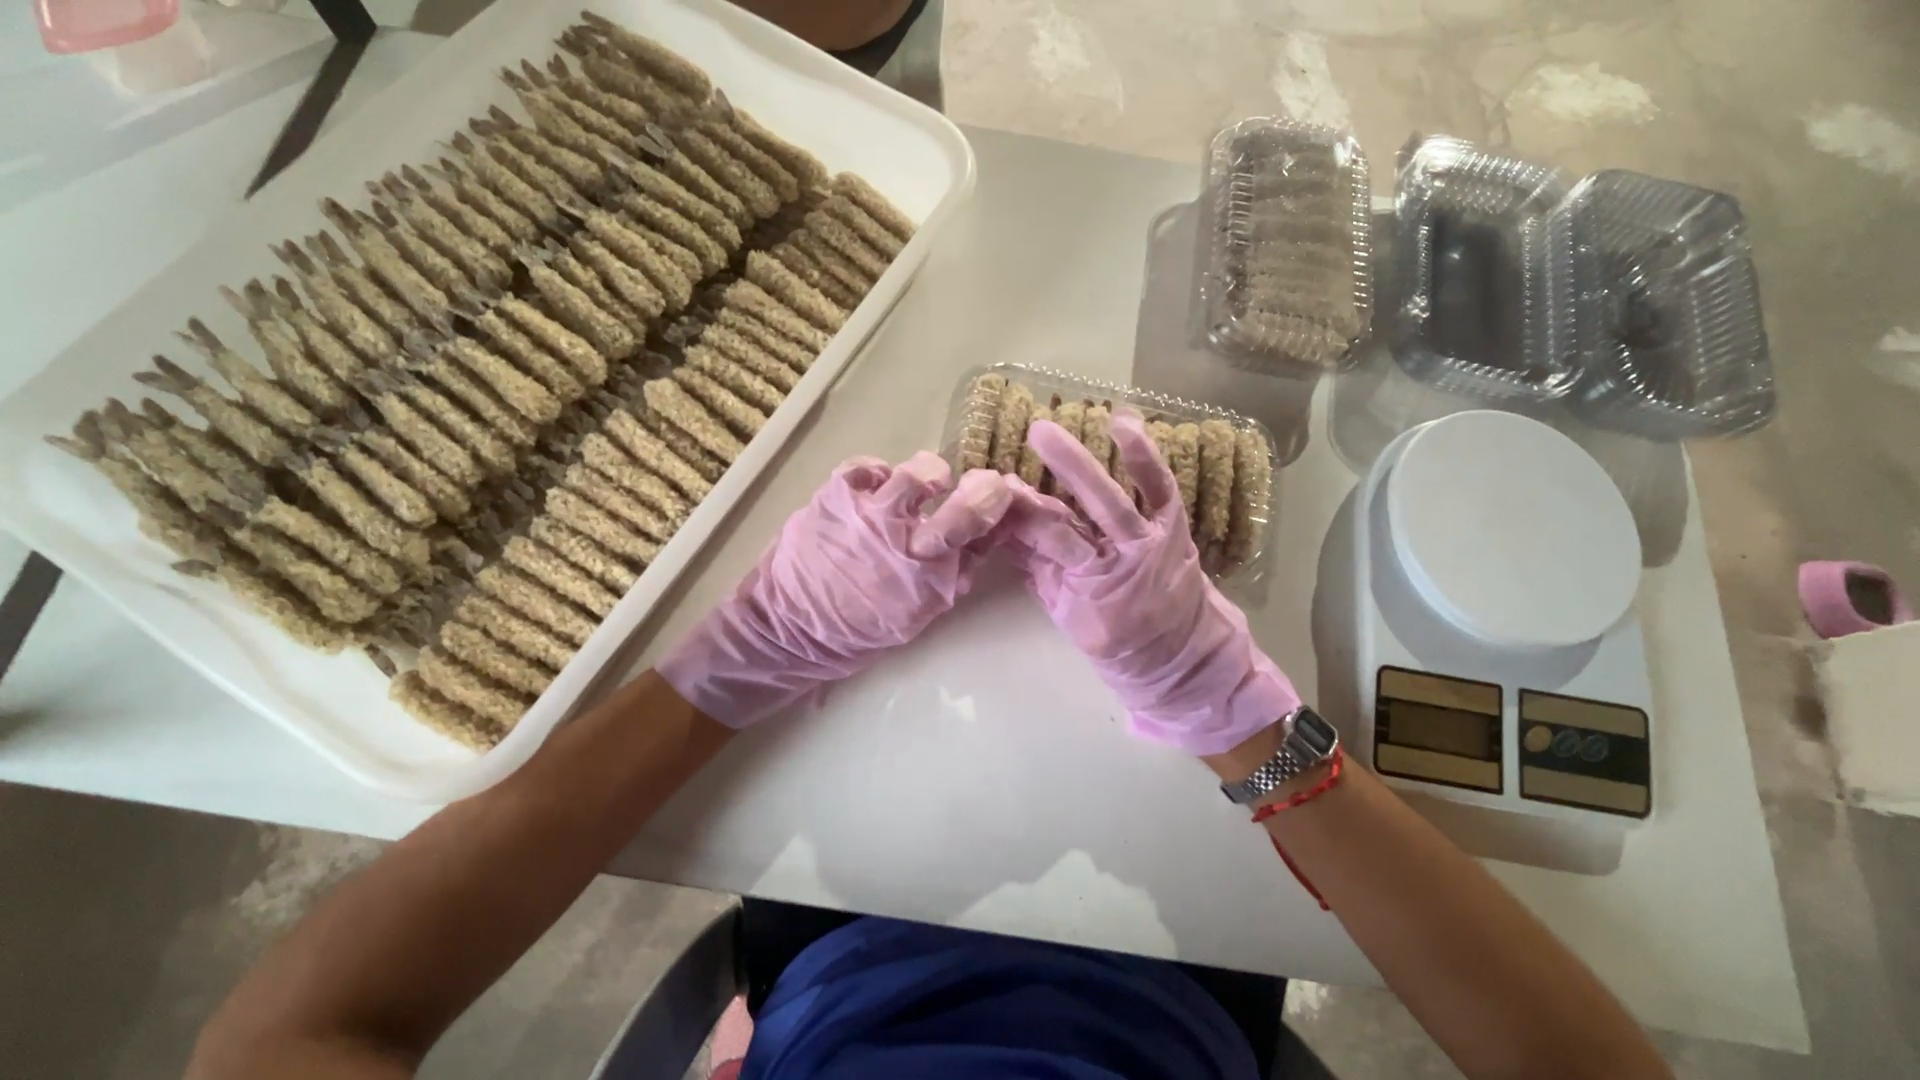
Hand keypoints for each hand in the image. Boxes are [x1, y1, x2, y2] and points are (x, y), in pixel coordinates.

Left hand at [659, 452, 1011, 727]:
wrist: (788, 629)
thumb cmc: (858, 632)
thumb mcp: (918, 614)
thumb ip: (951, 575)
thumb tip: (981, 538)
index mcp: (934, 582)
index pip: (986, 534)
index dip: (1004, 508)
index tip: (1007, 495)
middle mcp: (910, 546)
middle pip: (968, 502)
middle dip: (983, 490)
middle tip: (979, 486)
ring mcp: (872, 517)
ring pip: (920, 473)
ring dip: (929, 476)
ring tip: (923, 485)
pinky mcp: (836, 497)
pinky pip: (869, 467)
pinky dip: (877, 472)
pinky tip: (876, 487)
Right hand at [995, 412, 1298, 755]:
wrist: (1180, 658)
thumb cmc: (1116, 642)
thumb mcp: (1067, 612)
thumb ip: (1038, 569)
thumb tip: (1003, 531)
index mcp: (1088, 585)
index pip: (1047, 539)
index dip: (1021, 513)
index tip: (997, 489)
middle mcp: (1120, 560)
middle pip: (1079, 513)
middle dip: (1057, 476)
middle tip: (1033, 435)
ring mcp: (1151, 541)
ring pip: (1114, 499)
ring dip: (1084, 464)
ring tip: (1057, 430)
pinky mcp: (1174, 528)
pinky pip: (1160, 489)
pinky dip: (1144, 457)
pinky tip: (1123, 423)